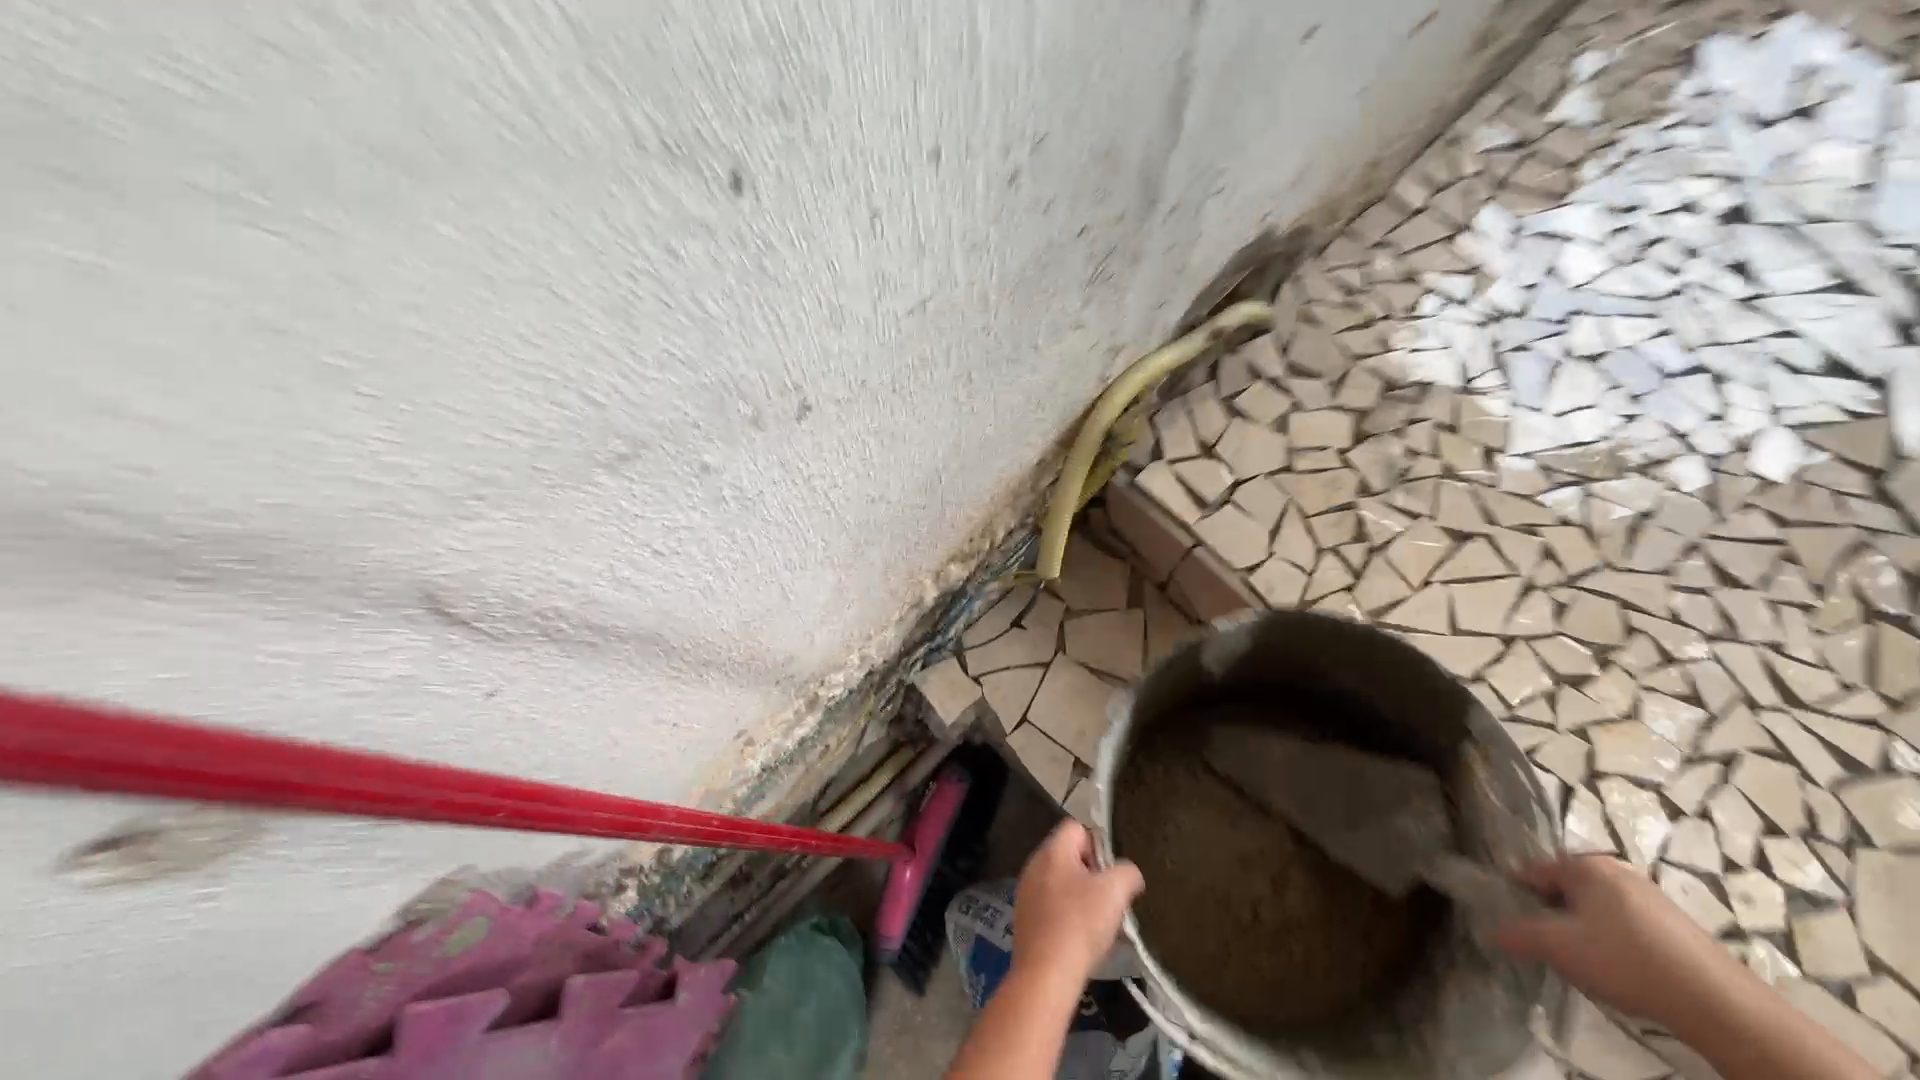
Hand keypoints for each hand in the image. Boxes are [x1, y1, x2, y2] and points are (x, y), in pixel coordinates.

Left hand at [1011, 820, 1144, 984]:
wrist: (1046, 973)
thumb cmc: (1080, 923)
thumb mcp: (1115, 891)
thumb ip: (1127, 872)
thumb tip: (1128, 875)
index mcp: (1052, 851)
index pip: (1076, 827)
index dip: (1099, 843)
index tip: (1112, 870)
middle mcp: (1033, 866)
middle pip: (1069, 856)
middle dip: (1092, 872)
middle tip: (1110, 896)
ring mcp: (1026, 894)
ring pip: (1061, 883)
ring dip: (1082, 896)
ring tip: (1100, 920)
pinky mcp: (1025, 920)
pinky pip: (1052, 906)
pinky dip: (1068, 915)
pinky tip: (1082, 937)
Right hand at [1494, 856, 1753, 1030]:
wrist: (1714, 1000)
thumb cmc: (1624, 959)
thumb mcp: (1557, 946)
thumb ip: (1516, 933)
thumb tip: (1490, 930)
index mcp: (1586, 865)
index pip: (1532, 872)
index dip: (1516, 897)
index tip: (1513, 925)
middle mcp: (1617, 870)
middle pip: (1565, 888)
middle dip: (1551, 914)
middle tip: (1548, 946)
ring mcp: (1650, 895)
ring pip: (1596, 908)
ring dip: (1582, 930)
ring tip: (1583, 962)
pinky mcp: (1674, 923)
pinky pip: (1625, 924)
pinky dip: (1613, 941)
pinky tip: (1619, 969)